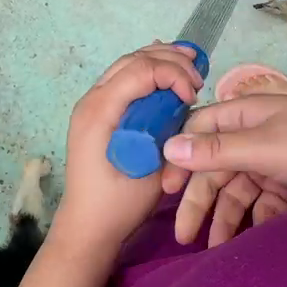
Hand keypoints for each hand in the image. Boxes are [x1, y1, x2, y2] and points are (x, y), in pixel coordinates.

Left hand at [51, 43, 204, 252]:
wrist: (87, 227)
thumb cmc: (119, 205)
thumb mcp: (153, 173)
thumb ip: (169, 135)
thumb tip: (186, 106)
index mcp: (100, 112)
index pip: (141, 70)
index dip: (173, 74)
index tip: (193, 97)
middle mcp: (91, 99)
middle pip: (134, 60)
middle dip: (171, 61)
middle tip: (199, 77)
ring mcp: (91, 103)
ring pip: (128, 64)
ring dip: (160, 59)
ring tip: (190, 61)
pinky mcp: (97, 111)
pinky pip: (123, 77)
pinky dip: (147, 69)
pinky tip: (165, 65)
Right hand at [159, 95, 286, 246]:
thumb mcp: (263, 148)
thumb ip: (215, 151)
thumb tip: (166, 147)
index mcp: (247, 114)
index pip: (200, 129)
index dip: (179, 157)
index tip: (163, 190)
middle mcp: (257, 136)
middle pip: (216, 166)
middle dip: (200, 199)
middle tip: (184, 235)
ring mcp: (276, 163)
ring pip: (238, 191)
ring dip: (225, 217)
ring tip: (215, 249)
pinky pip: (263, 206)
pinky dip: (254, 222)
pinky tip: (249, 243)